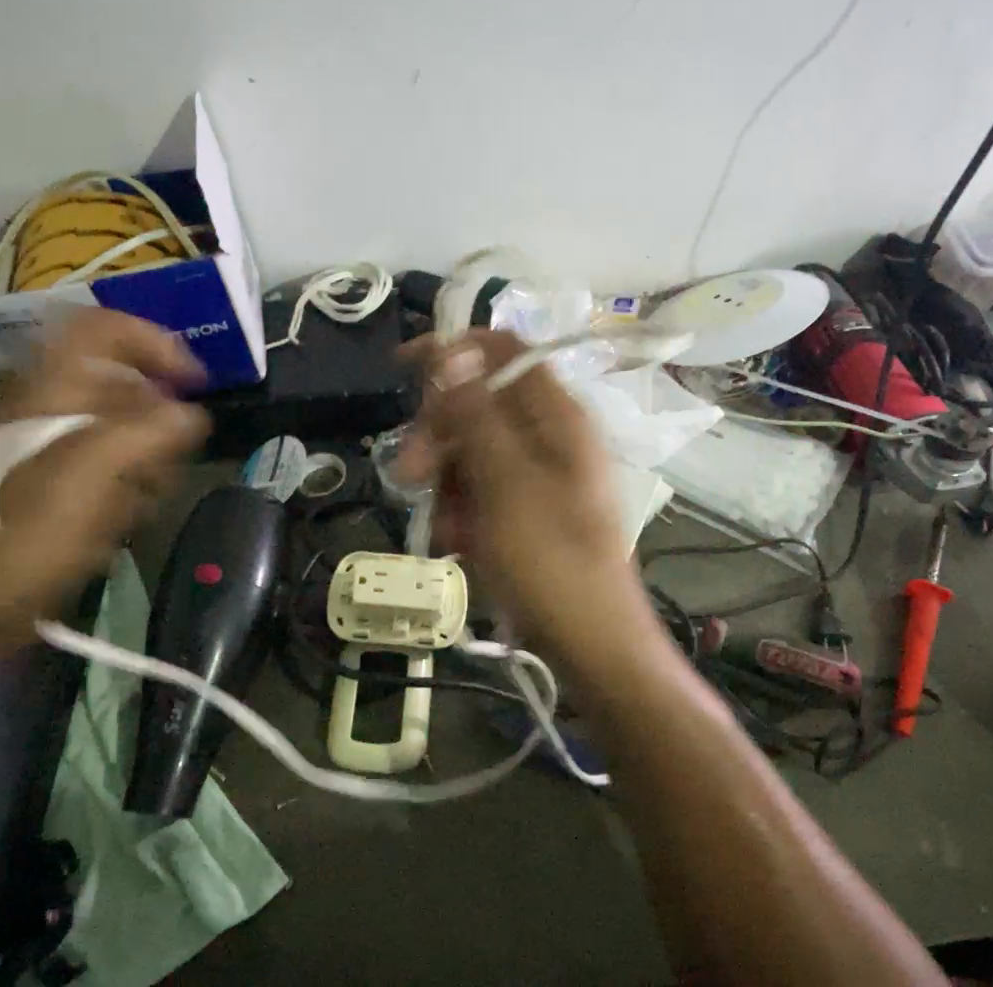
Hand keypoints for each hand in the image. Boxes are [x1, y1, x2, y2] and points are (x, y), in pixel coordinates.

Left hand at [0, 309, 210, 645]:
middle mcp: (39, 414)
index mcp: (46, 396)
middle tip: (171, 462)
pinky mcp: (33, 496)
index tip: (194, 381)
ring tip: (142, 505)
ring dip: (140, 464)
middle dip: (155, 420)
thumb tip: (190, 412)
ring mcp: (33, 456)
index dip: (152, 341)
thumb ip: (143, 437)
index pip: (100, 330)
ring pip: (109, 435)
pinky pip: (92, 477)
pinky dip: (116, 495)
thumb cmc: (9, 546)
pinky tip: (113, 530)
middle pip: (115, 387)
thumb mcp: (84, 485)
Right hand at [400, 330, 656, 656]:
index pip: (502, 349)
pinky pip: (485, 491)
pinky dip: (466, 514)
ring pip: (474, 453)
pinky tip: (462, 547)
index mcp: (558, 415)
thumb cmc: (551, 565)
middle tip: (410, 477)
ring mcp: (543, 474)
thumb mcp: (505, 485)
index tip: (400, 369)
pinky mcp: (532, 509)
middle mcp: (552, 435)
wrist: (592, 645)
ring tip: (450, 534)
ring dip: (449, 487)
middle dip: (439, 439)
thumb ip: (477, 415)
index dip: (451, 351)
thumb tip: (453, 348)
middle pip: (479, 405)